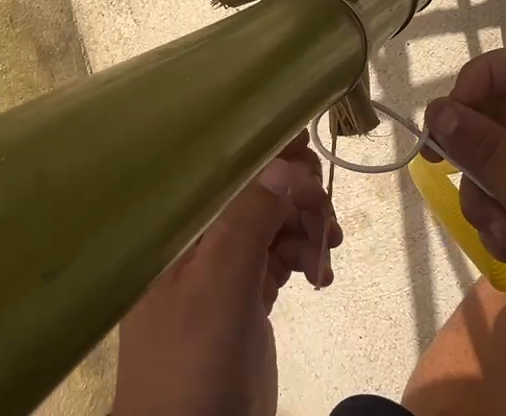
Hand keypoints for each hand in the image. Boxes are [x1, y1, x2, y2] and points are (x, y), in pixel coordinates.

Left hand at [113, 131, 339, 415]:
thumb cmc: (193, 361)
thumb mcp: (219, 286)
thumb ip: (249, 219)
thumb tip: (284, 164)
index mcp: (178, 230)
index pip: (222, 171)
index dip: (264, 151)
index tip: (308, 143)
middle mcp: (198, 242)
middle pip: (254, 194)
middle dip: (295, 196)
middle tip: (326, 214)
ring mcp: (221, 271)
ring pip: (271, 224)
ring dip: (306, 229)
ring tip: (326, 255)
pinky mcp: (244, 300)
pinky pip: (279, 258)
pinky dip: (303, 259)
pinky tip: (319, 277)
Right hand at [422, 47, 505, 358]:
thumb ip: (484, 146)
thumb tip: (435, 110)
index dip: (480, 80)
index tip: (446, 112)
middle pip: (497, 113)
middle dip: (475, 149)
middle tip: (440, 163)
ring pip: (487, 160)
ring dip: (484, 194)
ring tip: (503, 229)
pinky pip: (495, 196)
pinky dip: (495, 221)